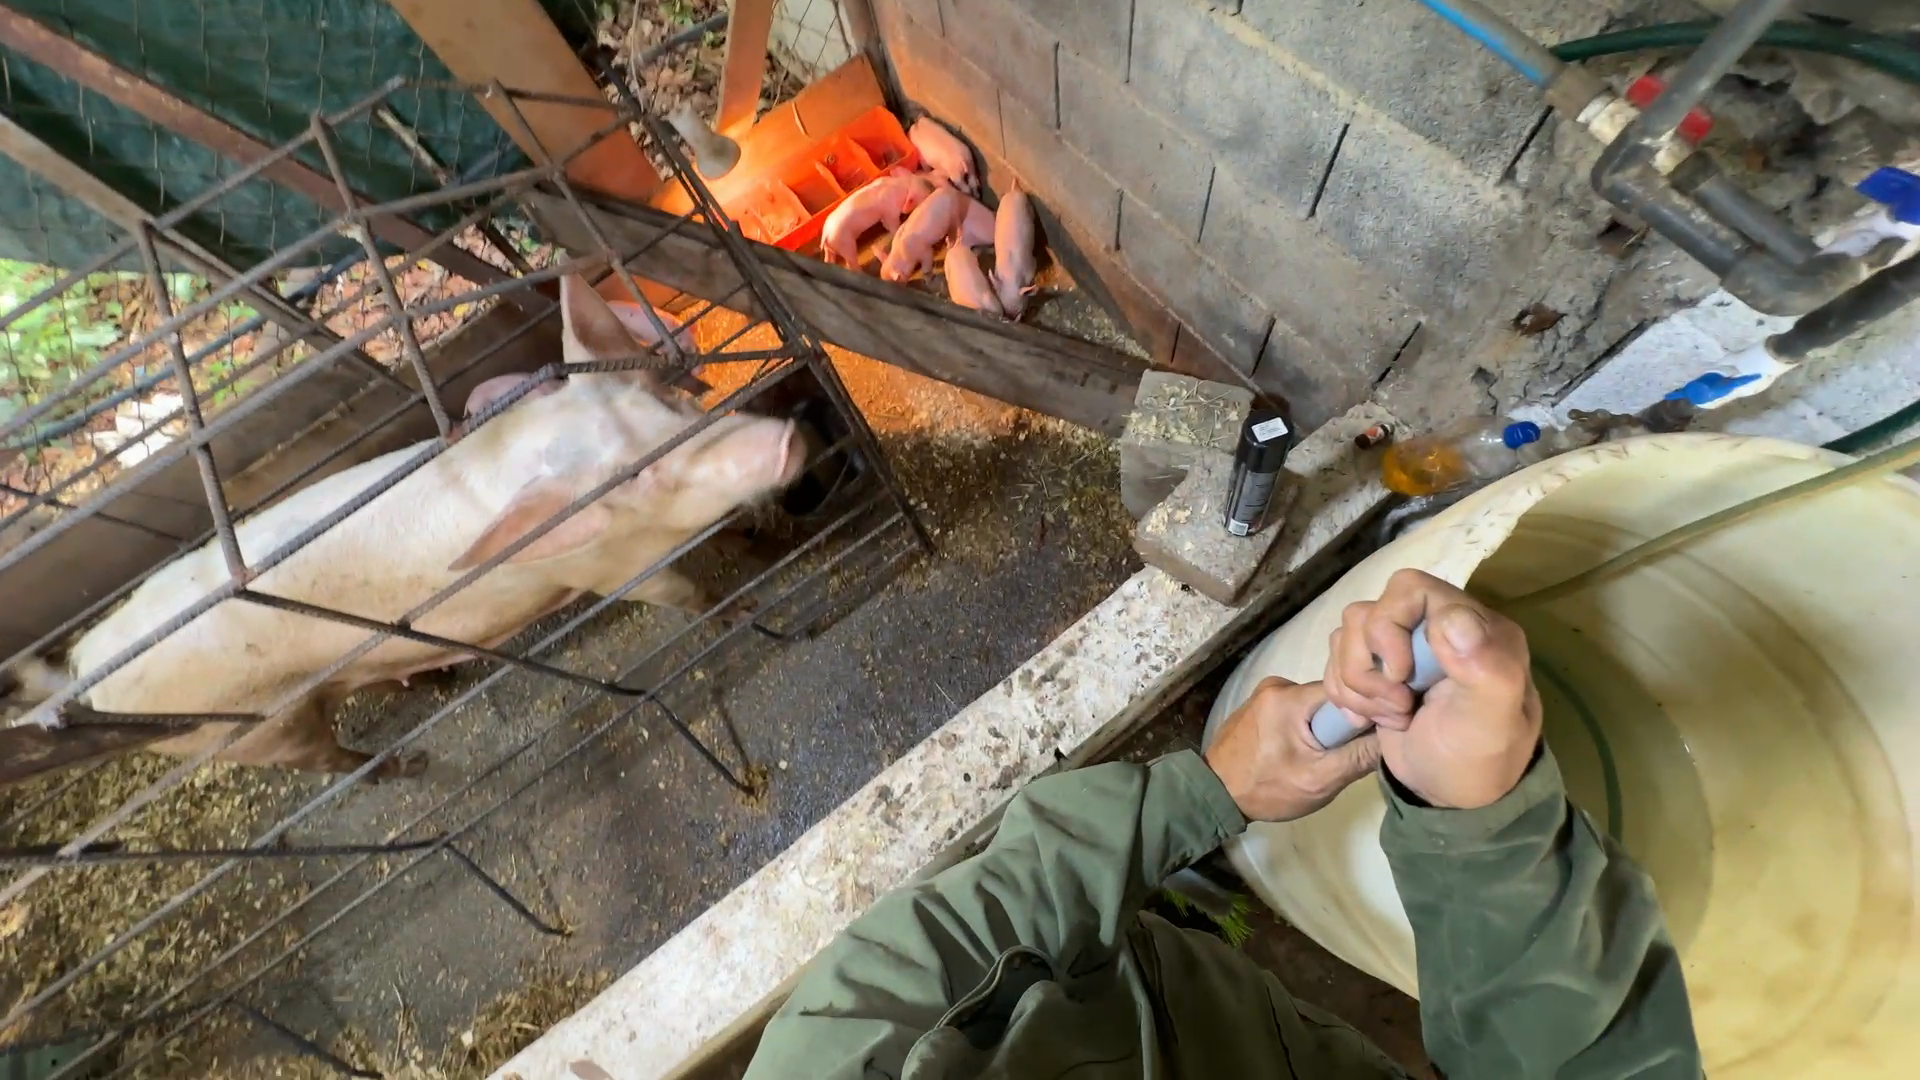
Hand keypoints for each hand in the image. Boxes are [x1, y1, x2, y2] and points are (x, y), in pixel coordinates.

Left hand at [1207, 677, 1381, 822]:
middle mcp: (1277, 685)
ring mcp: (1267, 693)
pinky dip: (1311, 725)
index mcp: (1288, 696)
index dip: (1371, 709)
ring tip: (1335, 752)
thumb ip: (1360, 755)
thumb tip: (1396, 735)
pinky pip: (1300, 708)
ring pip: (1317, 703)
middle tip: (1361, 748)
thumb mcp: (1320, 779)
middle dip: (1348, 720)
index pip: (1346, 690)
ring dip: (1329, 725)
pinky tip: (1313, 748)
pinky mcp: (1263, 705)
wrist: (1217, 792)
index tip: (1388, 729)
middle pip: (1332, 695)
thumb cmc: (1267, 788)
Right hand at [1324, 569, 1540, 809]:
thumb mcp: (1492, 720)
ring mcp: (1399, 649)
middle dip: (1367, 664)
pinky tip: (1371, 719)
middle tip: (1398, 703)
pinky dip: (1344, 694)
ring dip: (1356, 684)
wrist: (1451, 798)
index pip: (1409, 588)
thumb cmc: (1479, 758)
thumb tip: (1452, 618)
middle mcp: (1431, 628)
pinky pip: (1333, 661)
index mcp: (1472, 626)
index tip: (1403, 675)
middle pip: (1366, 614)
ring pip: (1344, 637)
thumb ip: (1486, 665)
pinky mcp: (1373, 670)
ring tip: (1391, 716)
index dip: (1390, 625)